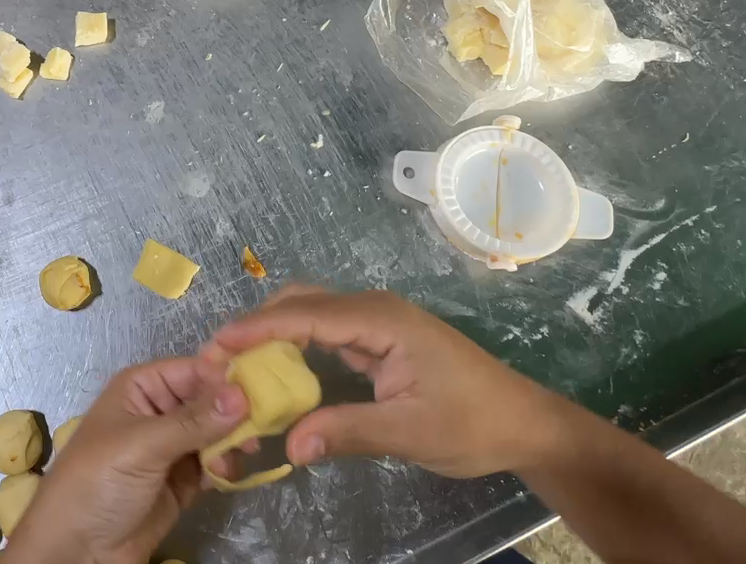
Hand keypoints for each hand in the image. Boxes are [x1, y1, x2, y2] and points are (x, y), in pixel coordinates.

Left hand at [6, 358, 247, 563]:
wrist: (76, 550)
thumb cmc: (98, 480)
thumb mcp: (143, 445)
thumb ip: (193, 421)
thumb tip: (241, 393)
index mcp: (142, 386)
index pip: (192, 369)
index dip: (224, 377)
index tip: (258, 392)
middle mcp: (160, 409)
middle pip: (209, 400)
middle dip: (233, 413)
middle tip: (256, 432)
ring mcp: (172, 447)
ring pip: (216, 433)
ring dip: (230, 444)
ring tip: (232, 462)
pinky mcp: (182, 481)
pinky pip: (214, 465)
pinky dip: (224, 469)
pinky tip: (225, 477)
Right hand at [202, 285, 574, 477]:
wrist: (526, 424)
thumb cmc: (474, 423)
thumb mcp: (410, 432)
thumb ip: (346, 431)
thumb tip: (291, 444)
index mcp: (380, 319)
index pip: (307, 314)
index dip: (260, 327)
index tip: (220, 342)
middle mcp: (371, 308)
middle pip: (301, 301)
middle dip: (257, 324)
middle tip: (219, 356)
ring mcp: (373, 320)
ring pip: (309, 311)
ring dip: (272, 331)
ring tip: (237, 360)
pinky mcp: (375, 337)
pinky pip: (322, 330)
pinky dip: (292, 343)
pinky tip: (275, 366)